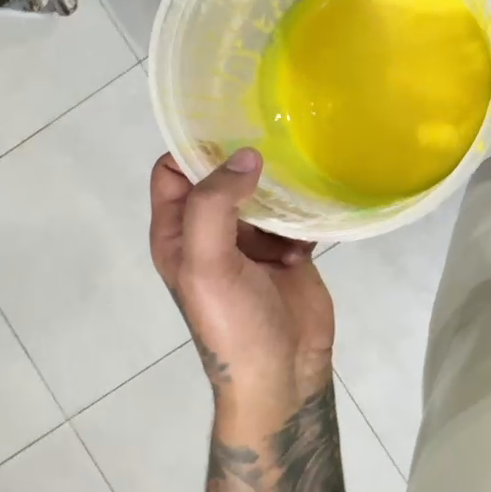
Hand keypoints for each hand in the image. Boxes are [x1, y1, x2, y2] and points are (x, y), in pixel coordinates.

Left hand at [149, 149, 332, 432]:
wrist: (282, 370)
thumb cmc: (233, 321)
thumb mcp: (208, 263)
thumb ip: (215, 205)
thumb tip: (245, 156)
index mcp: (178, 233)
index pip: (174, 171)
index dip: (194, 146)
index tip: (231, 120)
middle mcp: (212, 232)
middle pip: (223, 176)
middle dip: (245, 157)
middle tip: (279, 130)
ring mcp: (252, 242)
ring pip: (264, 192)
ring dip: (282, 185)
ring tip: (304, 167)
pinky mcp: (288, 251)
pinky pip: (295, 215)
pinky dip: (306, 212)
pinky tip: (316, 216)